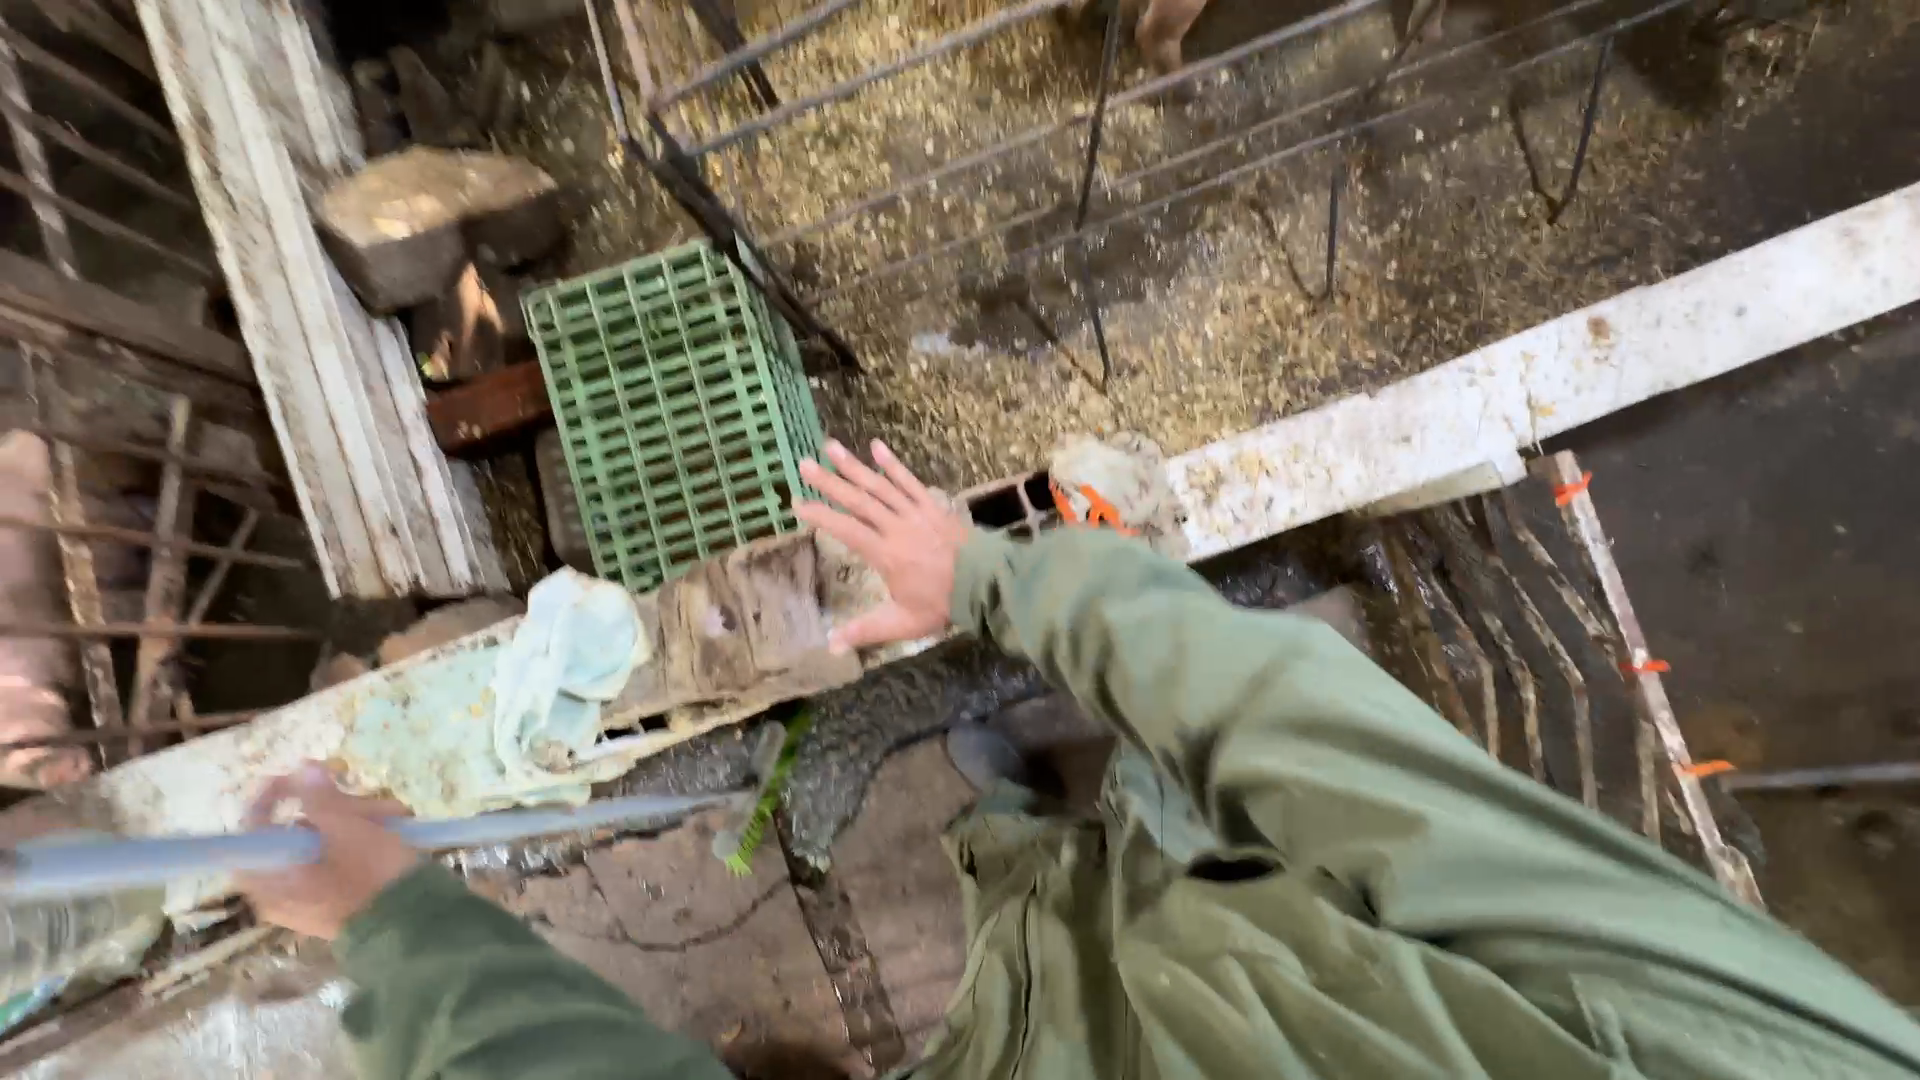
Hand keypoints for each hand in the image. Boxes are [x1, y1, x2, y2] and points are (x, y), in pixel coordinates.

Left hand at [236, 763, 420, 940]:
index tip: (296, 775)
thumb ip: (322, 799)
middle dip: (341, 808)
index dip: (270, 799)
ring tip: (399, 816)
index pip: (252, 831)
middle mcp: (283, 888)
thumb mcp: (349, 830)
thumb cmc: (372, 877)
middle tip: (376, 802)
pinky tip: (396, 832)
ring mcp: (313, 893)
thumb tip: (302, 768)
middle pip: (300, 832)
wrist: (413, 923)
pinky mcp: (340, 894)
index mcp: (270, 878)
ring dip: (363, 820)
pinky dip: (366, 839)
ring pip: (328, 841)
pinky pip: (342, 857)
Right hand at [796, 439, 972, 653]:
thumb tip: (830, 645)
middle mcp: (896, 527)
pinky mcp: (932, 505)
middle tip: (804, 464)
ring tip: (830, 446)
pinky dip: (893, 464)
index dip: (821, 516)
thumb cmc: (942, 604)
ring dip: (854, 466)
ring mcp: (915, 513)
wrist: (986, 583)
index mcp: (886, 554)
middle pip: (858, 501)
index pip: (846, 530)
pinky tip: (876, 446)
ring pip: (880, 486)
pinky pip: (910, 481)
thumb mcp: (902, 623)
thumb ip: (865, 630)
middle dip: (830, 482)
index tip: (798, 504)